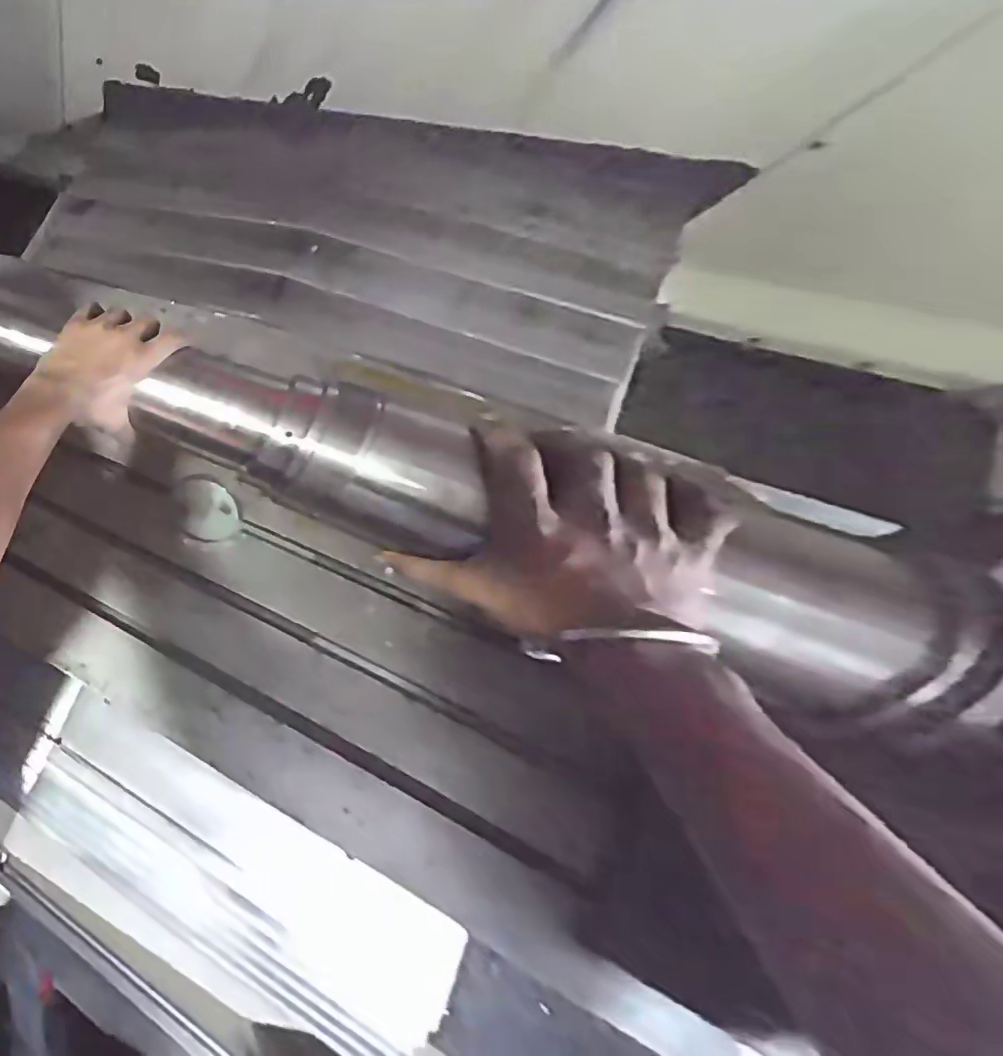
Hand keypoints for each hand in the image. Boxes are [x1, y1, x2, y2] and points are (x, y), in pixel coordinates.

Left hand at [25, 305, 185, 433]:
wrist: (56, 392)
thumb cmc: (91, 406)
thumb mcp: (113, 421)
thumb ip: (126, 430)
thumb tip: (132, 444)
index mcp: (140, 358)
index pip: (171, 340)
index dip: (180, 338)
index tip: (183, 340)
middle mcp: (125, 336)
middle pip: (148, 321)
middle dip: (149, 328)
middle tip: (145, 338)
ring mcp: (101, 326)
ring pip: (120, 312)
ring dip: (122, 320)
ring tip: (118, 328)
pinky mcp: (78, 322)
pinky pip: (90, 308)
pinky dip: (93, 312)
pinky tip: (92, 318)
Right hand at [383, 425, 738, 639]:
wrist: (627, 658)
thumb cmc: (544, 619)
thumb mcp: (479, 592)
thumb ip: (431, 570)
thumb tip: (379, 556)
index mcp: (538, 526)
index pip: (518, 464)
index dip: (502, 437)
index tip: (490, 426)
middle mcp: (593, 515)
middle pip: (585, 454)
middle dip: (566, 441)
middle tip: (551, 444)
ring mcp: (648, 525)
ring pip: (641, 469)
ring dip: (621, 459)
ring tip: (605, 461)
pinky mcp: (692, 542)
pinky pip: (705, 502)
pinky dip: (694, 489)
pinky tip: (675, 485)